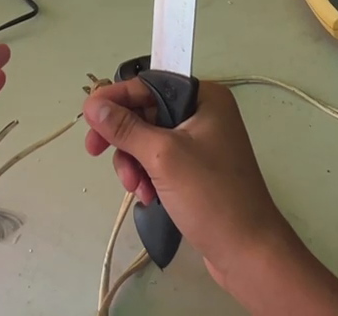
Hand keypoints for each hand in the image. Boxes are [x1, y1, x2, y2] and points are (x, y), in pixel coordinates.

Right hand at [83, 79, 337, 315]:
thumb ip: (125, 127)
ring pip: (149, 138)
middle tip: (95, 152)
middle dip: (124, 137)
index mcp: (204, 96)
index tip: (88, 116)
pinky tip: (147, 196)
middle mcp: (204, 112)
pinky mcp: (197, 168)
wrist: (249, 253)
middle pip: (146, 111)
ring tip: (135, 187)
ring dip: (134, 161)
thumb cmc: (211, 195)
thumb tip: (92, 104)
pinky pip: (160, 159)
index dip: (116, 98)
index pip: (149, 83)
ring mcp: (201, 141)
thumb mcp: (162, 157)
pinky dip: (148, 174)